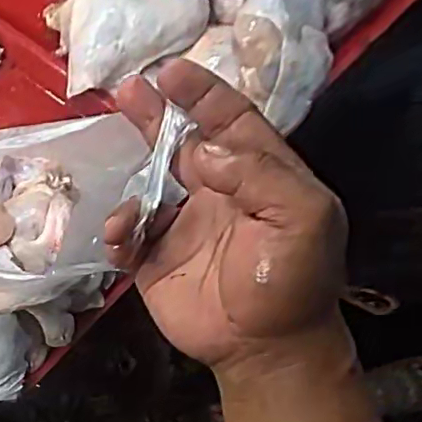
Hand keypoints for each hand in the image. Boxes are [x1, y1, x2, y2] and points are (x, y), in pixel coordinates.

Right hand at [103, 60, 353, 375]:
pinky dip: (119, 235)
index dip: (200, 95)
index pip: (228, 121)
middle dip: (154, 119)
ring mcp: (182, 230)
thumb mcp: (302, 218)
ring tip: (132, 215)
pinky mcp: (155, 264)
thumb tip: (203, 148)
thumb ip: (260, 174)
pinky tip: (123, 240)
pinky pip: (129, 240)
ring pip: (147, 192)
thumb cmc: (292, 282)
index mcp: (256, 175)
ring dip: (131, 192)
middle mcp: (216, 195)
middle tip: (126, 91)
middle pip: (180, 145)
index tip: (170, 72)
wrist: (264, 348)